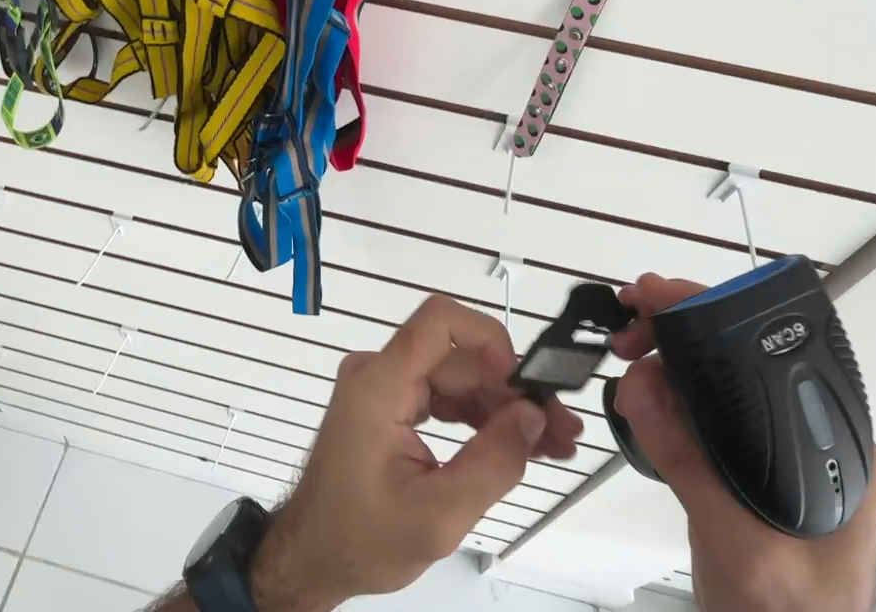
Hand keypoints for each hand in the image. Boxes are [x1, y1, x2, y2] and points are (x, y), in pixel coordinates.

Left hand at [248, 294, 585, 611]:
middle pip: (459, 358)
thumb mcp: (437, 516)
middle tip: (562, 432)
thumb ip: (491, 463)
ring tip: (553, 444)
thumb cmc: (361, 540)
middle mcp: (379, 373)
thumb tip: (533, 416)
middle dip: (513, 391)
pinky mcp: (391, 404)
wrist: (313, 554)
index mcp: (379, 386)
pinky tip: (518, 444)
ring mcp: (384, 386)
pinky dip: (481, 418)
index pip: (438, 322)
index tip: (522, 384)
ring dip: (505, 407)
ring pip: (459, 377)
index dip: (488, 339)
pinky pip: (445, 396)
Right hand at [610, 274, 875, 611]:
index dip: (706, 312)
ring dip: (665, 359)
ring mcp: (776, 449)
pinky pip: (700, 411)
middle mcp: (808, 432)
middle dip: (676, 330)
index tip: (650, 297)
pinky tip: (638, 396)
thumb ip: (689, 467)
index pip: (767, 352)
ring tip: (623, 360)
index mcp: (830, 441)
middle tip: (622, 333)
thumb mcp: (739, 546)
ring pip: (715, 379)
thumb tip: (636, 386)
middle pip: (739, 356)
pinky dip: (663, 393)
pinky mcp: (745, 466)